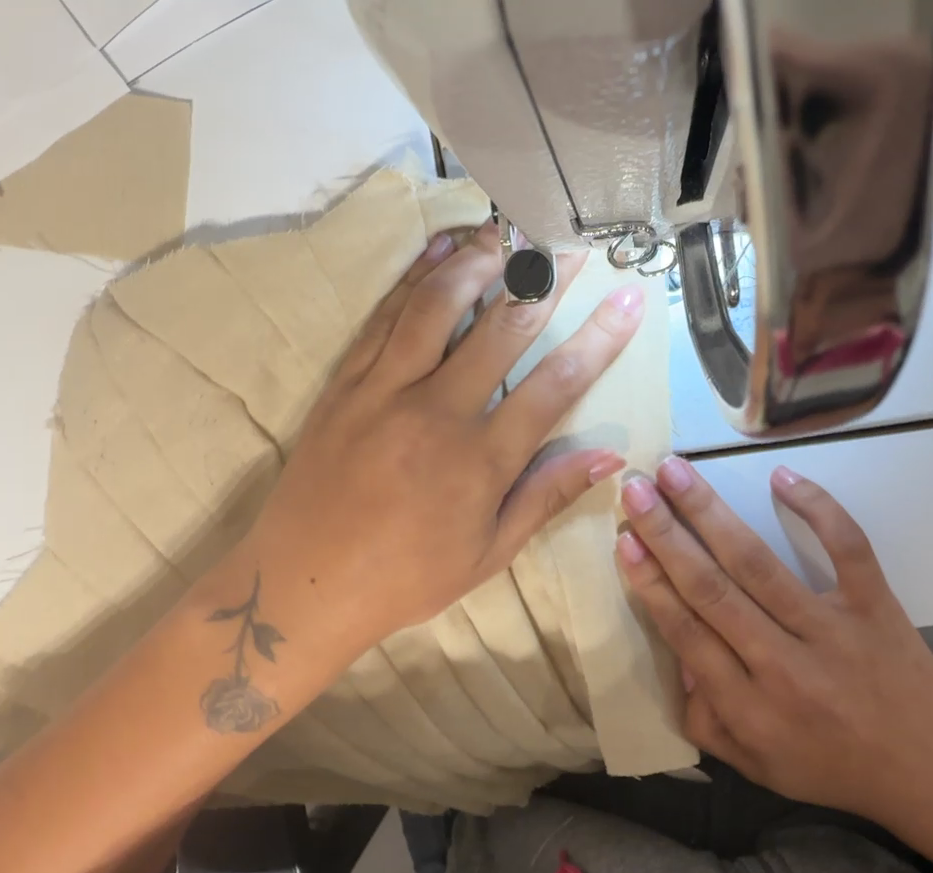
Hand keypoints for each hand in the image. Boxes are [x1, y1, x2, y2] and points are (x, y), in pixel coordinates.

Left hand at [239, 225, 642, 658]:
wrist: (304, 585)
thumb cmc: (407, 578)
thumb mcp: (490, 553)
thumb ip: (547, 496)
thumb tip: (610, 456)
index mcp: (481, 460)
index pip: (555, 384)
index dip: (598, 338)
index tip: (628, 298)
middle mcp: (437, 412)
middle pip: (501, 329)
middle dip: (544, 279)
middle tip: (573, 242)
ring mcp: (385, 389)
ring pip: (437, 306)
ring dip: (479, 260)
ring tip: (509, 228)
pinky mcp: (346, 383)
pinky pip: (384, 316)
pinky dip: (414, 276)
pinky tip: (439, 248)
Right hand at [615, 458, 932, 829]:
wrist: (928, 770)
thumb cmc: (832, 768)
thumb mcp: (757, 766)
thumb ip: (706, 721)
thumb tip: (676, 663)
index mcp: (751, 708)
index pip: (687, 634)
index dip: (651, 584)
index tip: (624, 540)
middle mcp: (784, 665)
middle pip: (713, 590)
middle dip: (667, 535)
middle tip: (636, 488)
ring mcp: (833, 630)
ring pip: (760, 564)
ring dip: (713, 514)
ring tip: (677, 473)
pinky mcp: (875, 605)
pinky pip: (846, 548)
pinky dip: (818, 509)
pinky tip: (781, 476)